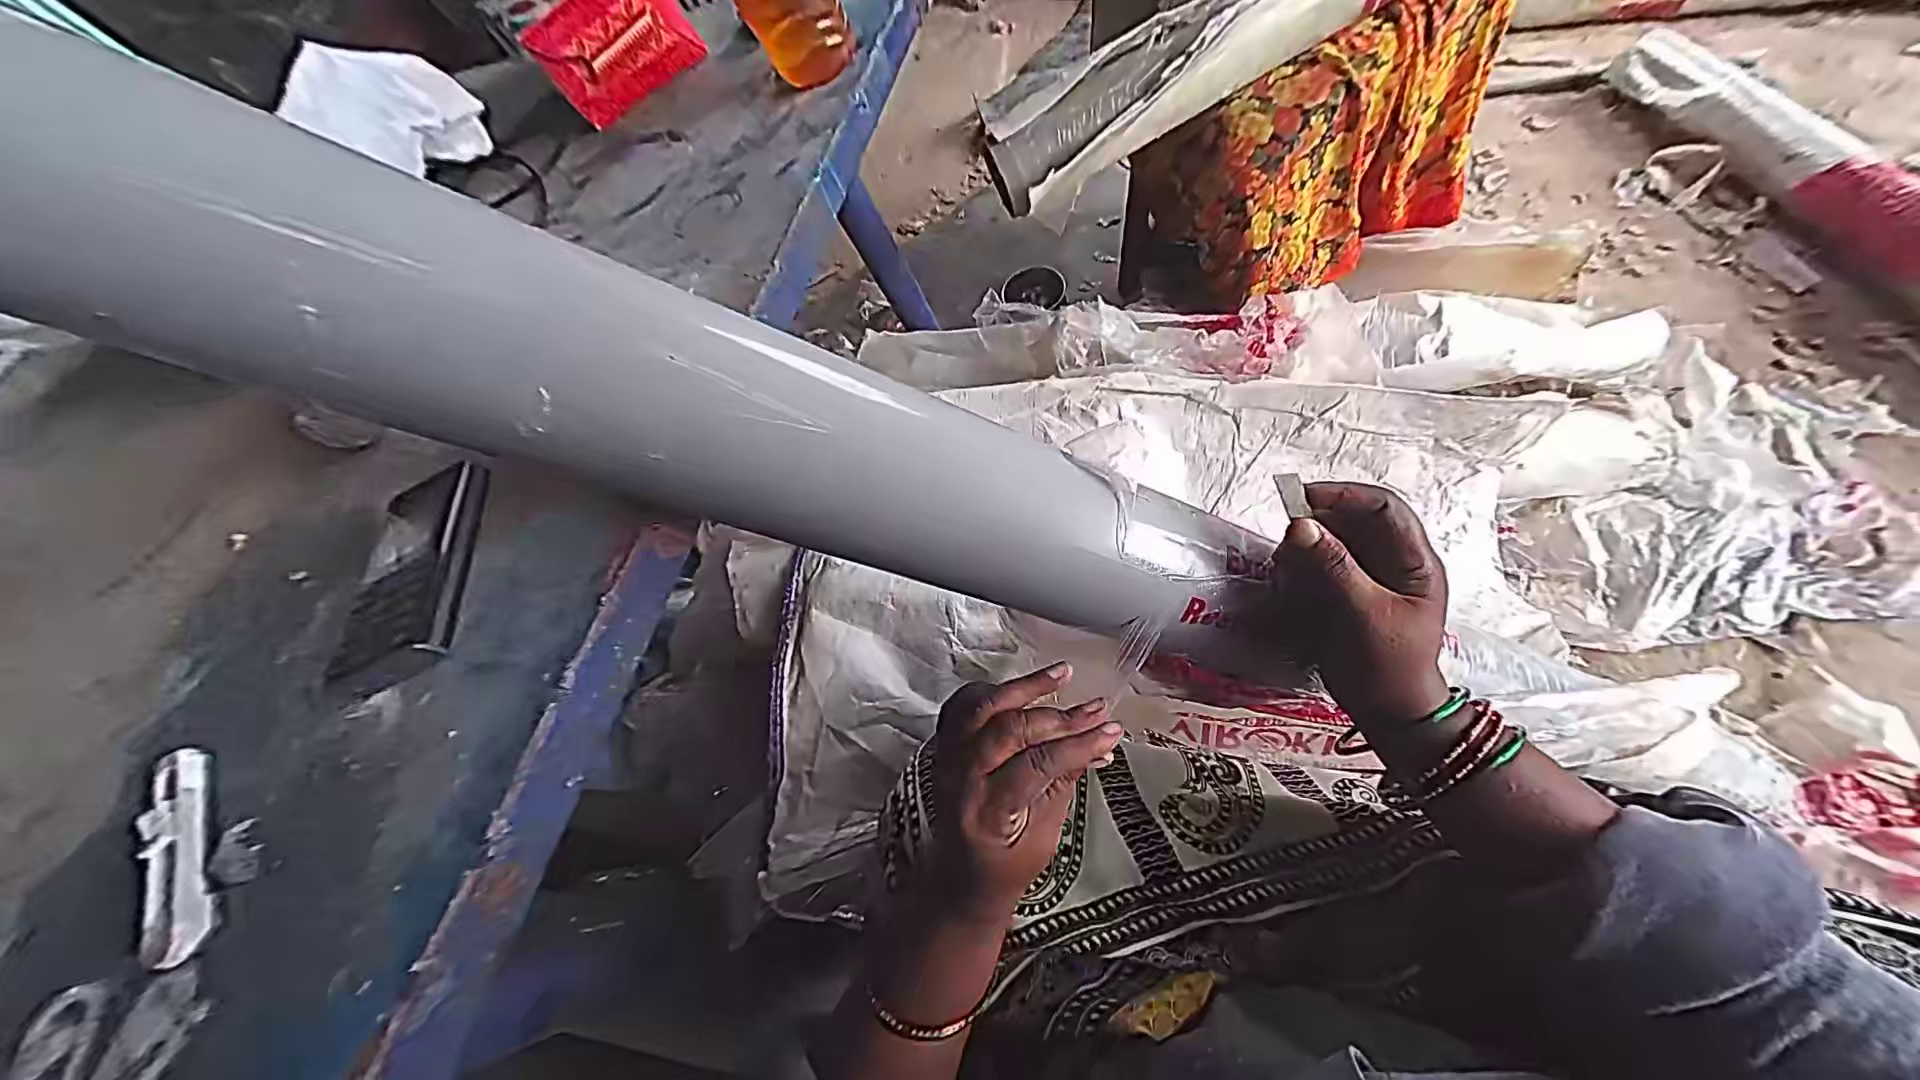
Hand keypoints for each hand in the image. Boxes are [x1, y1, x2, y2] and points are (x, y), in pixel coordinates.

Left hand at [926, 664, 1122, 924]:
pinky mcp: (944, 743)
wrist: (959, 876)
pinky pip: (965, 704)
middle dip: (1058, 716)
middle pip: (1008, 729)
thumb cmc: (1005, 866)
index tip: (1109, 732)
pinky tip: (1023, 687)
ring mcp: (947, 757)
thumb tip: (1097, 743)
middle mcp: (960, 779)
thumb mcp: (1044, 837)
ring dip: (1024, 687)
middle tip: (1095, 709)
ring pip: (982, 706)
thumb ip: (1063, 783)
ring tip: (1062, 674)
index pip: (1035, 765)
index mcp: (986, 811)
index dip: (1076, 744)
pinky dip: (995, 690)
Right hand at [1273, 482, 1450, 724]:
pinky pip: (1319, 564)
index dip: (1344, 495)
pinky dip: (1300, 564)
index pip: (1383, 508)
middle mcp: (1391, 561)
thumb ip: (1333, 567)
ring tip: (1285, 561)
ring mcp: (1367, 577)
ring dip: (1305, 543)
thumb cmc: (1389, 664)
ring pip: (1333, 541)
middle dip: (1318, 520)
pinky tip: (1287, 576)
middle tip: (1285, 533)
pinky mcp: (1344, 592)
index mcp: (1414, 561)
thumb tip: (1299, 525)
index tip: (1300, 500)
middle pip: (1354, 520)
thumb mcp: (1365, 613)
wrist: (1389, 712)